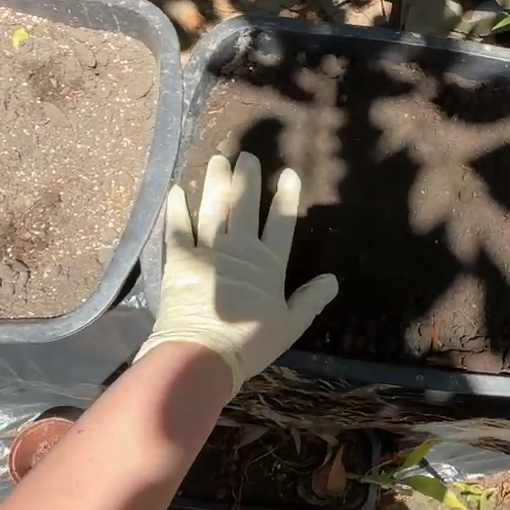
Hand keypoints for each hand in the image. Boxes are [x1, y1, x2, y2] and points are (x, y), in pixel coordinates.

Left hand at [136, 153, 338, 393]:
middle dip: (247, 178)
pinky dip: (177, 209)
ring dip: (216, 183)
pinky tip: (176, 190)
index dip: (285, 197)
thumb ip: (310, 300)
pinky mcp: (180, 260)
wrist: (202, 354)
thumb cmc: (250, 342)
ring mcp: (208, 251)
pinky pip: (178, 228)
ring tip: (217, 160)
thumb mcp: (290, 325)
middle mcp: (239, 249)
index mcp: (268, 264)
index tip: (288, 173)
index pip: (280, 223)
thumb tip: (332, 279)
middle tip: (246, 155)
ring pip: (213, 208)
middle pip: (244, 206)